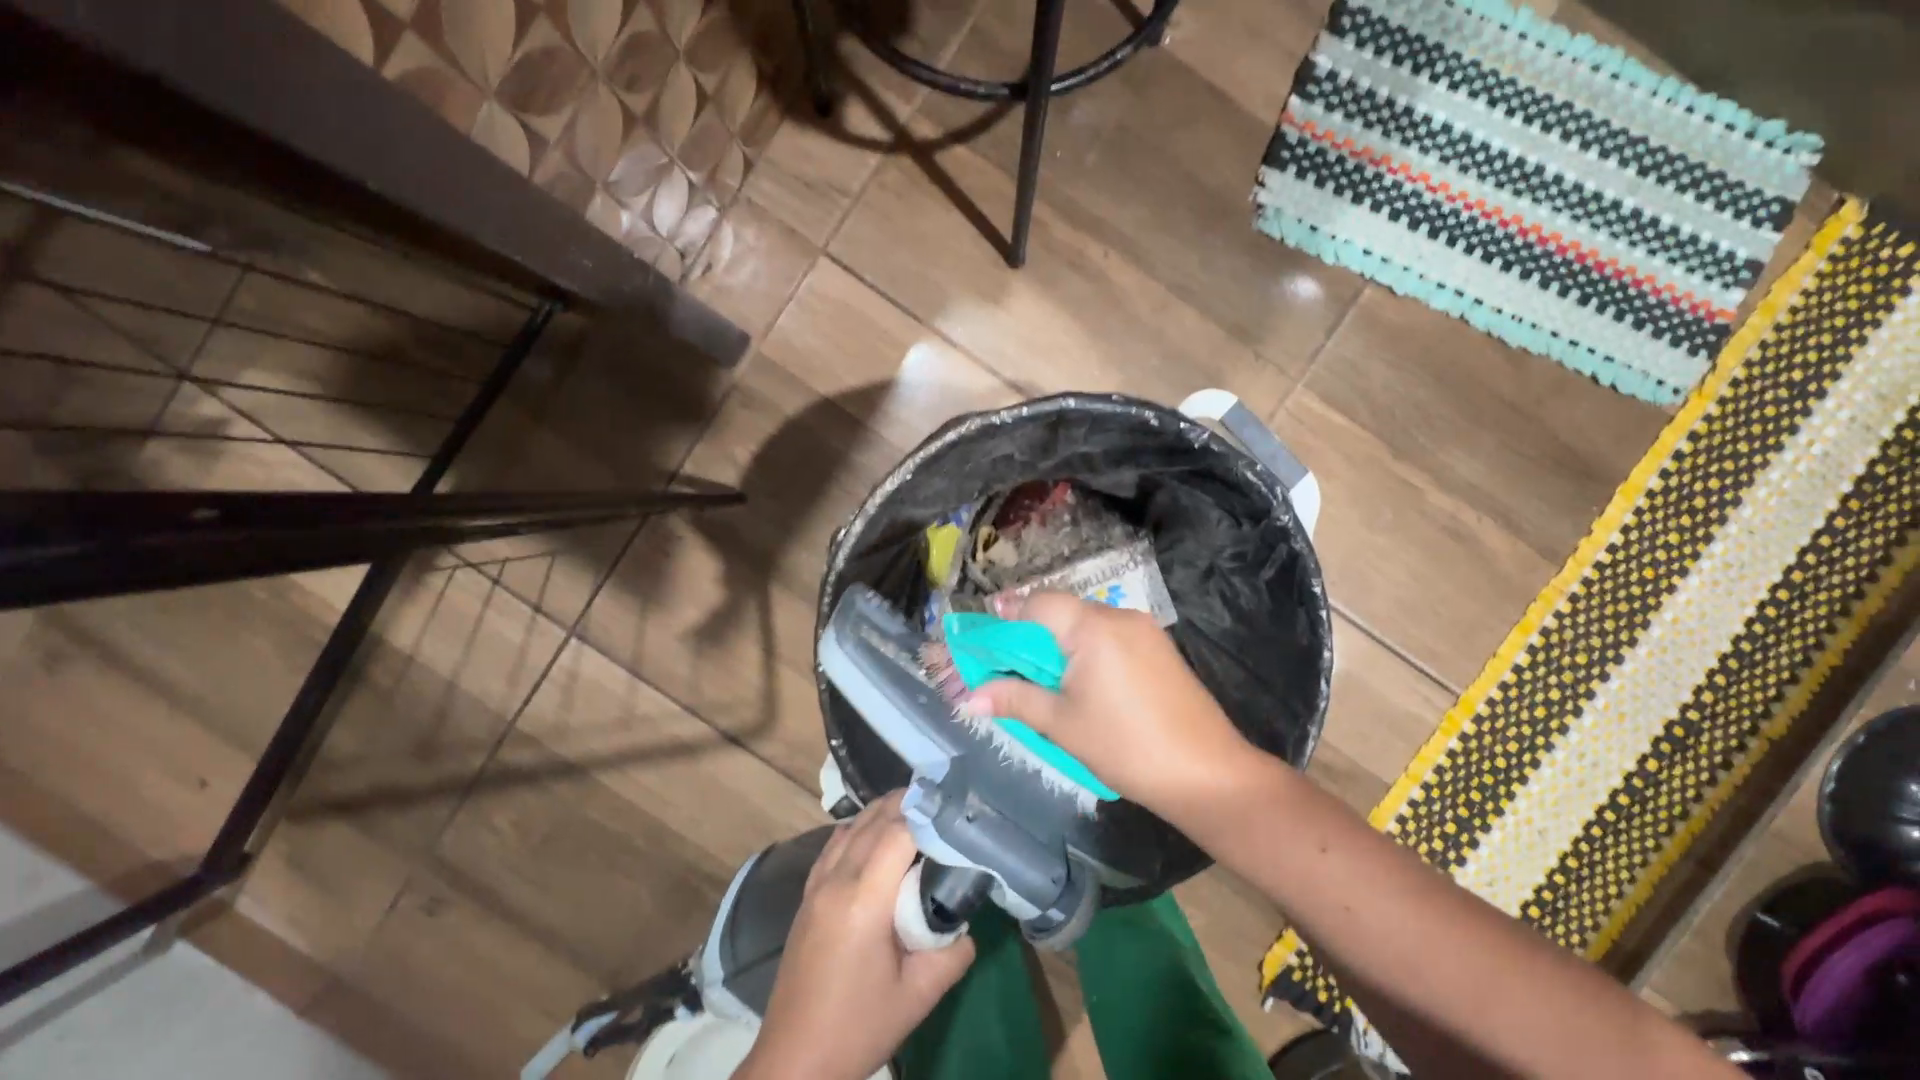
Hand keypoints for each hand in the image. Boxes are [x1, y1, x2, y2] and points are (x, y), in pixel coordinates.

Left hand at [738, 792, 974, 1079]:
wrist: (796, 1059)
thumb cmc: (859, 1026)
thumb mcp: (919, 995)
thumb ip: (953, 951)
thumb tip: (963, 924)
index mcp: (863, 899)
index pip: (898, 832)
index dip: (927, 814)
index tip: (957, 806)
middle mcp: (835, 881)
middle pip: (872, 821)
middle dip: (907, 804)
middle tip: (944, 802)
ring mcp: (815, 887)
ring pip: (850, 828)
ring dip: (881, 814)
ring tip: (916, 814)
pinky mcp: (806, 898)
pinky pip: (834, 846)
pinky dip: (858, 831)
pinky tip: (876, 840)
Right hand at [966, 593, 1259, 818]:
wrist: (1207, 774)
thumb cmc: (1127, 747)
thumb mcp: (1062, 725)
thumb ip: (1015, 700)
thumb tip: (969, 698)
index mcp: (1092, 627)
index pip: (1036, 603)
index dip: (1004, 619)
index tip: (981, 646)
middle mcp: (1119, 616)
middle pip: (1060, 611)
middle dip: (1028, 636)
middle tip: (1005, 671)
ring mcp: (1144, 631)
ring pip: (1085, 625)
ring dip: (1056, 646)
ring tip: (1040, 684)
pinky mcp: (1158, 650)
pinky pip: (1109, 638)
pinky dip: (1085, 654)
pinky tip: (1078, 686)